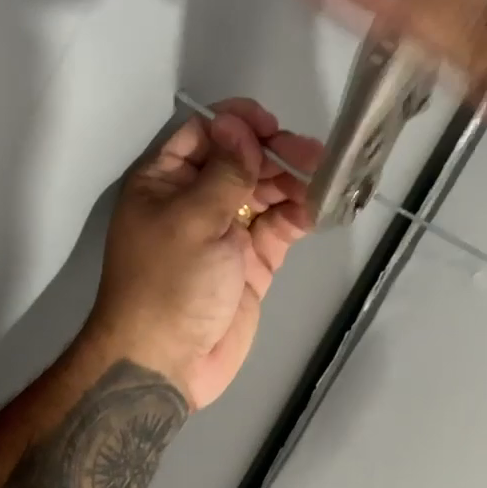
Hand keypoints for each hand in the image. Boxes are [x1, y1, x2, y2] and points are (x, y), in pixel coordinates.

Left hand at [82, 98, 319, 409]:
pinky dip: (296, 214)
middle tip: (310, 154)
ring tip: (323, 174)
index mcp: (164, 180)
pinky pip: (276, 227)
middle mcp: (193, 198)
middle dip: (273, 152)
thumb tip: (236, 123)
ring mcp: (223, 230)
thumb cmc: (167, 281)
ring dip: (291, 180)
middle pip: (238, 160)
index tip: (269, 125)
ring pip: (261, 191)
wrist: (164, 363)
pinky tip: (317, 206)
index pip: (203, 135)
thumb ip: (224, 172)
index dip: (236, 124)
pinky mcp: (249, 261)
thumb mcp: (193, 219)